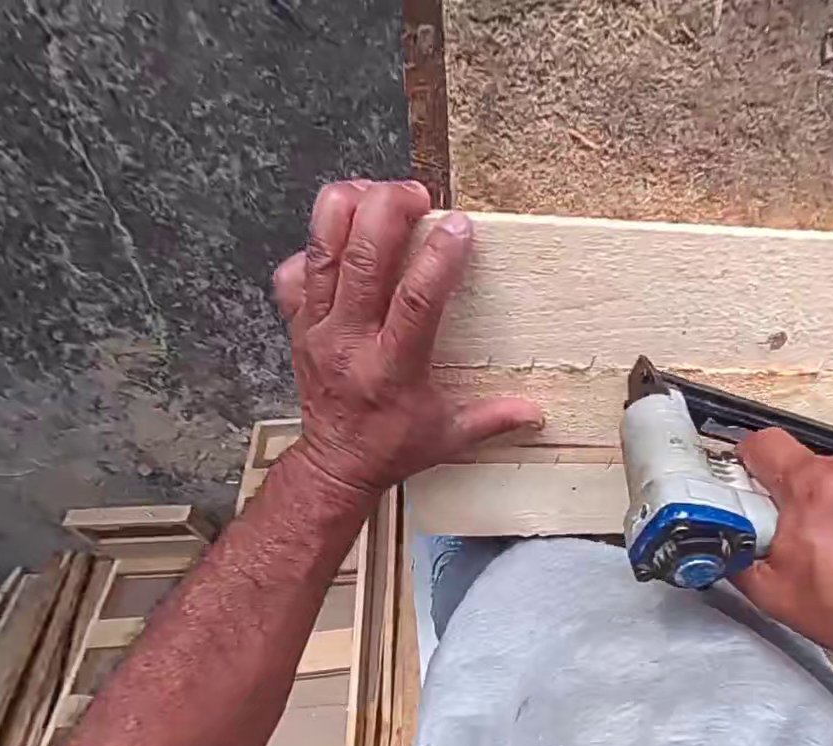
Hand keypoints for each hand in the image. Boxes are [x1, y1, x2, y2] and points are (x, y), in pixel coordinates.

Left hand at [271, 180, 541, 499]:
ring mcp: (317, 330)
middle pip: (360, 257)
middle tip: (416, 195)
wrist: (336, 465)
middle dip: (388, 209)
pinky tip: (339, 236)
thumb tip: (537, 413)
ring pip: (321, 250)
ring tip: (376, 193)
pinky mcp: (298, 326)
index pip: (415, 301)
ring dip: (347, 209)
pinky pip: (295, 270)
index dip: (439, 258)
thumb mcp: (448, 437)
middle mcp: (349, 342)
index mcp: (391, 369)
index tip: (460, 227)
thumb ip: (493, 419)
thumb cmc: (391, 449)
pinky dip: (314, 244)